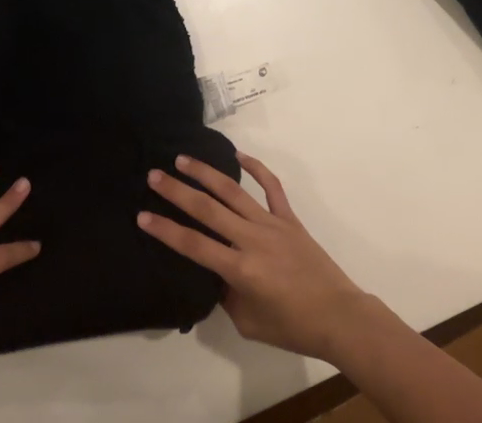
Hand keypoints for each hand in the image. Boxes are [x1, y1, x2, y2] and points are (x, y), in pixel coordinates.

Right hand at [138, 151, 379, 361]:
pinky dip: (256, 168)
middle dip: (177, 191)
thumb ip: (226, 294)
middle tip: (154, 175)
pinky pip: (272, 188)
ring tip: (183, 158)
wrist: (339, 317)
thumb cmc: (293, 327)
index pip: (193, 246)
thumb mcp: (248, 322)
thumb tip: (215, 273)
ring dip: (206, 173)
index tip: (142, 215)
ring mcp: (272, 225)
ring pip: (234, 191)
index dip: (165, 230)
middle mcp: (252, 240)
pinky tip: (239, 154)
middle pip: (208, 210)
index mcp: (240, 269)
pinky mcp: (290, 220)